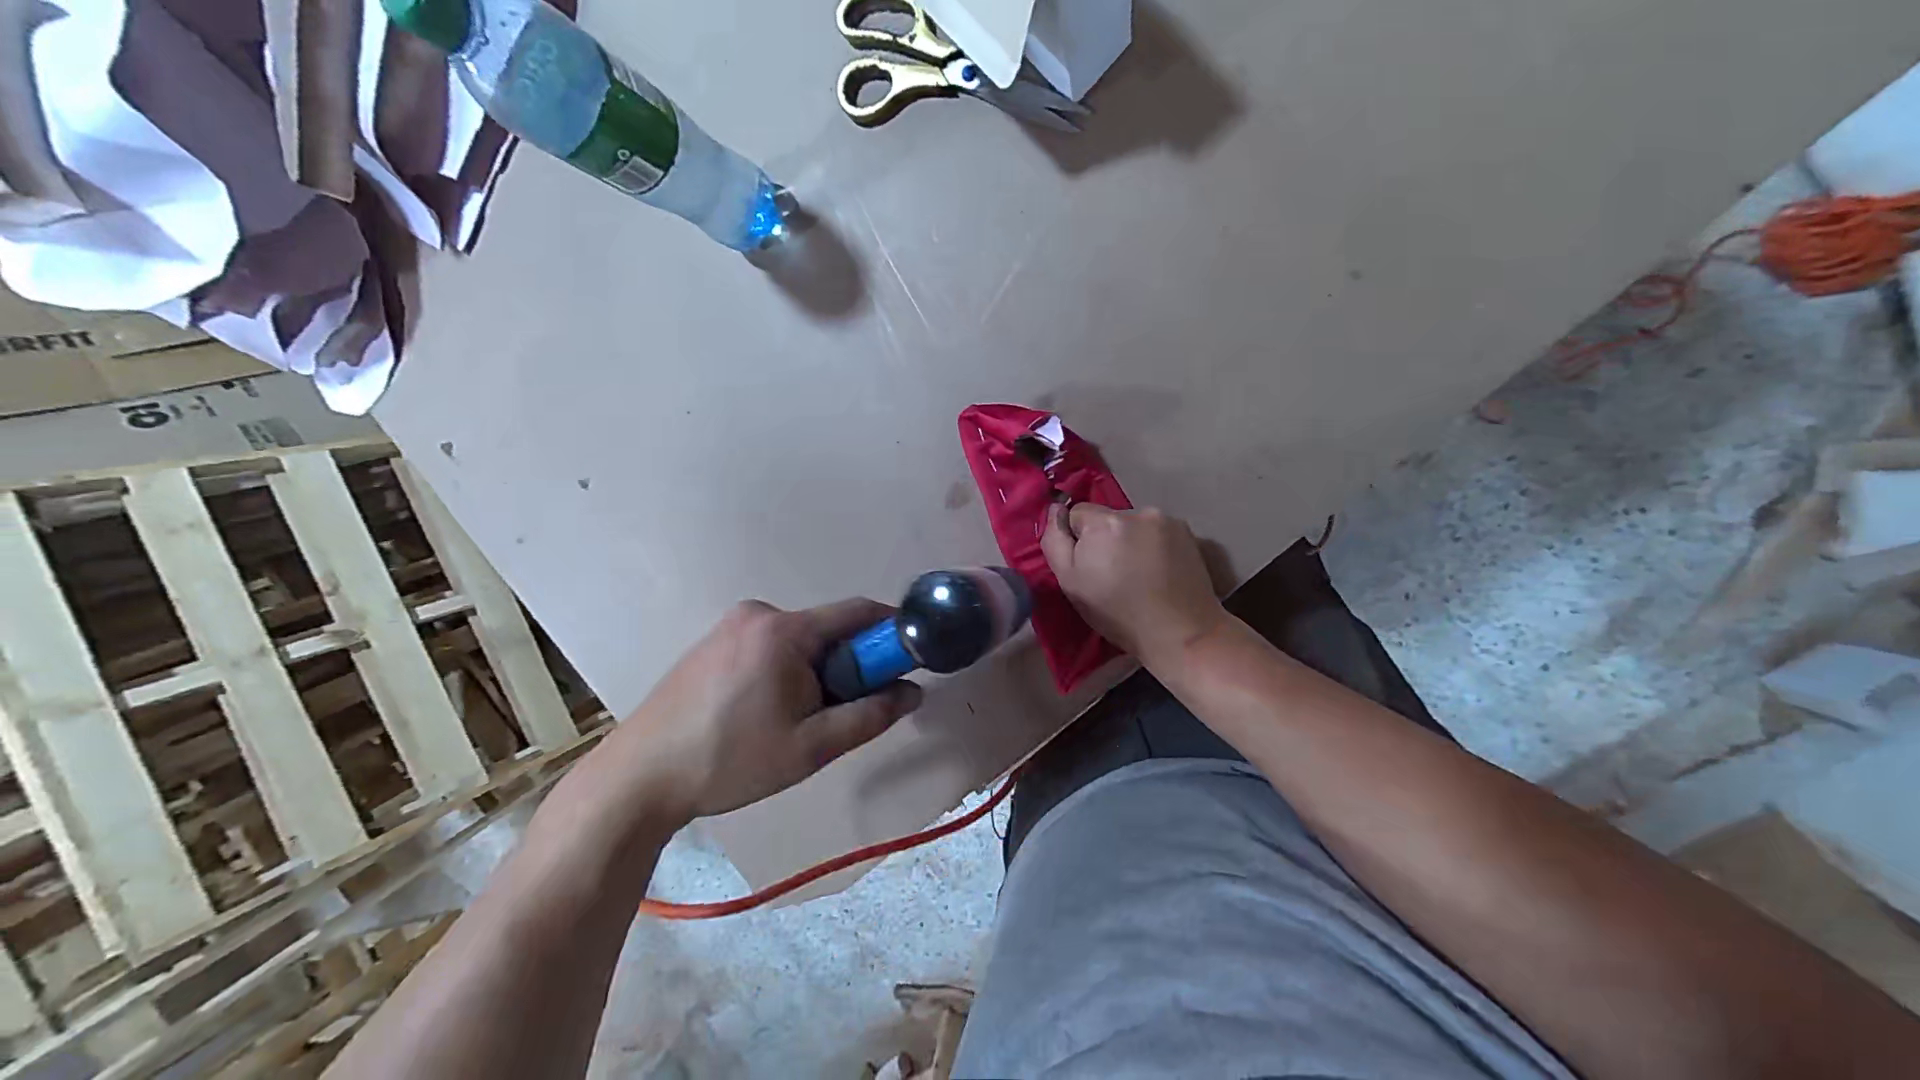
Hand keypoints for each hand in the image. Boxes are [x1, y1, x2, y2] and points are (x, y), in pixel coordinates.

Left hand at [586, 599, 922, 825]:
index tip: (905, 668)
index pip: (860, 612)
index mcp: (783, 629)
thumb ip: (870, 715)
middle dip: (848, 667)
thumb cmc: (730, 760)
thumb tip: (913, 692)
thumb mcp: (812, 747)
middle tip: (840, 715)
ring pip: (799, 643)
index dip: (891, 635)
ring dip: (815, 675)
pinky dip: (786, 674)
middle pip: (828, 631)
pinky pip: (770, 648)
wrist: (639, 778)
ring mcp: (729, 626)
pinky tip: (764, 715)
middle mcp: (758, 614)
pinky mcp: (712, 643)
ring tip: (794, 725)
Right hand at [1041, 502, 1229, 666]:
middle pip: (1108, 518)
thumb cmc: (1118, 612)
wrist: (1180, 632)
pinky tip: (1159, 571)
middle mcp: (1137, 511)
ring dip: (1130, 541)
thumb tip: (1055, 509)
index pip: (1077, 514)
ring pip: (1133, 525)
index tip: (1089, 568)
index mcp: (1105, 522)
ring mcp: (1167, 520)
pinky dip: (1153, 545)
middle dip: (1105, 539)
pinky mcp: (1188, 533)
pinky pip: (1157, 532)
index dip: (1078, 541)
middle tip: (1114, 574)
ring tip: (1139, 574)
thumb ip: (1055, 541)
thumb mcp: (1070, 583)